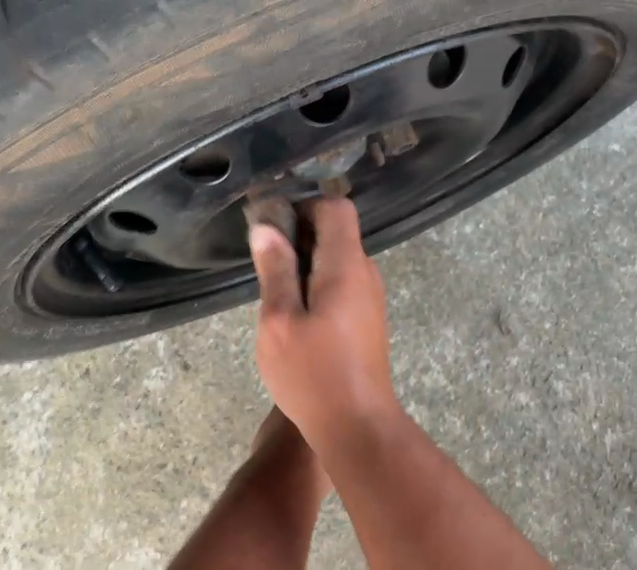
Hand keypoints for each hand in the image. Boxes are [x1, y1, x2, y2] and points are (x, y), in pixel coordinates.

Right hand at [248, 197, 400, 450]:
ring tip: (277, 298)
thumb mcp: (280, 321)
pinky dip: (317, 286)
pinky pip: (342, 284)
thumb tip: (266, 227)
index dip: (304, 207)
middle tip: (267, 267)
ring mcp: (370, 297)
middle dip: (299, 238)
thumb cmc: (313, 374)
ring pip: (337, 260)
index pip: (336, 207)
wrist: (359, 428)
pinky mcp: (367, 319)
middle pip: (336, 232)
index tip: (273, 228)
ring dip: (306, 266)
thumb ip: (275, 270)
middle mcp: (365, 273)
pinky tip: (296, 319)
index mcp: (346, 265)